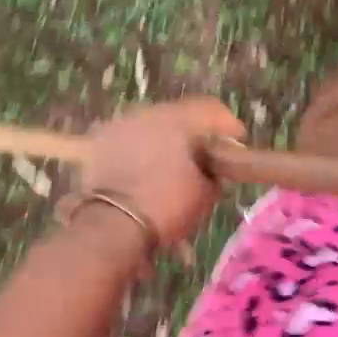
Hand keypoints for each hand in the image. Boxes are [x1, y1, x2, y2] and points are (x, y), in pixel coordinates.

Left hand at [77, 98, 244, 245]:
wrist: (110, 227)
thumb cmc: (164, 206)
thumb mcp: (204, 194)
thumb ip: (214, 173)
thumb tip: (212, 169)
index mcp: (178, 118)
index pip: (211, 109)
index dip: (228, 125)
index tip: (237, 142)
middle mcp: (148, 111)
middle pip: (180, 116)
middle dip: (193, 135)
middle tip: (204, 157)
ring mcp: (121, 124)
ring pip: (152, 126)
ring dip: (164, 141)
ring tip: (170, 165)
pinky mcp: (100, 141)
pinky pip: (129, 139)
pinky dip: (139, 151)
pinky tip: (144, 170)